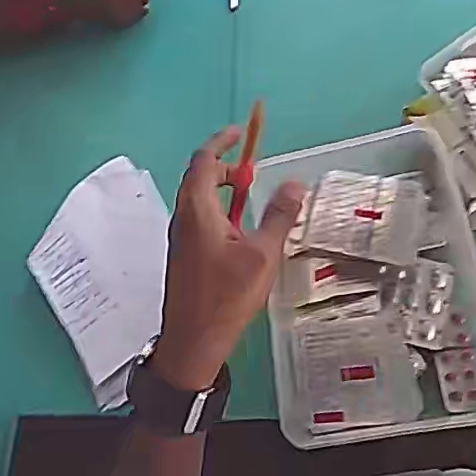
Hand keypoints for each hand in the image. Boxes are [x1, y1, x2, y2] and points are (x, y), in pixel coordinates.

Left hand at [148, 127, 307, 389]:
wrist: (193, 341)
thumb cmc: (227, 296)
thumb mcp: (263, 255)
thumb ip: (279, 216)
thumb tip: (294, 184)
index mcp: (198, 210)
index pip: (204, 161)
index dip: (221, 143)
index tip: (239, 134)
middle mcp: (184, 218)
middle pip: (199, 177)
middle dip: (225, 167)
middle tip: (252, 172)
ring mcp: (181, 237)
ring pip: (198, 199)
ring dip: (222, 189)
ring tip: (249, 197)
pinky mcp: (184, 254)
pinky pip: (199, 217)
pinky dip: (218, 208)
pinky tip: (239, 231)